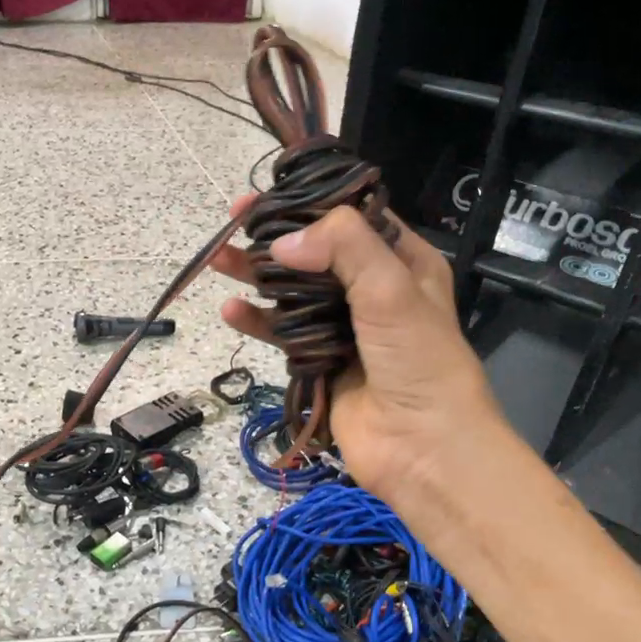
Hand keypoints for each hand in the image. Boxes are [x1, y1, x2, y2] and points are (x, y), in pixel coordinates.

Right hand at [213, 197, 513, 523]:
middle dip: (275, 237)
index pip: (352, 218)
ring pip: (292, 291)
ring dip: (256, 276)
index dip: (310, 204)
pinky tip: (230, 311)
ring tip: (217, 260)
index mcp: (403, 263)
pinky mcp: (319, 362)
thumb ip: (342, 246)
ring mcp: (343, 328)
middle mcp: (372, 290)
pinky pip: (282, 334)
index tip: (269, 195)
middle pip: (315, 252)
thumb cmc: (418, 360)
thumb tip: (284, 243)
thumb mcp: (391, 287)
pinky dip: (256, 321)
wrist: (423, 447)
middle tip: (234, 219)